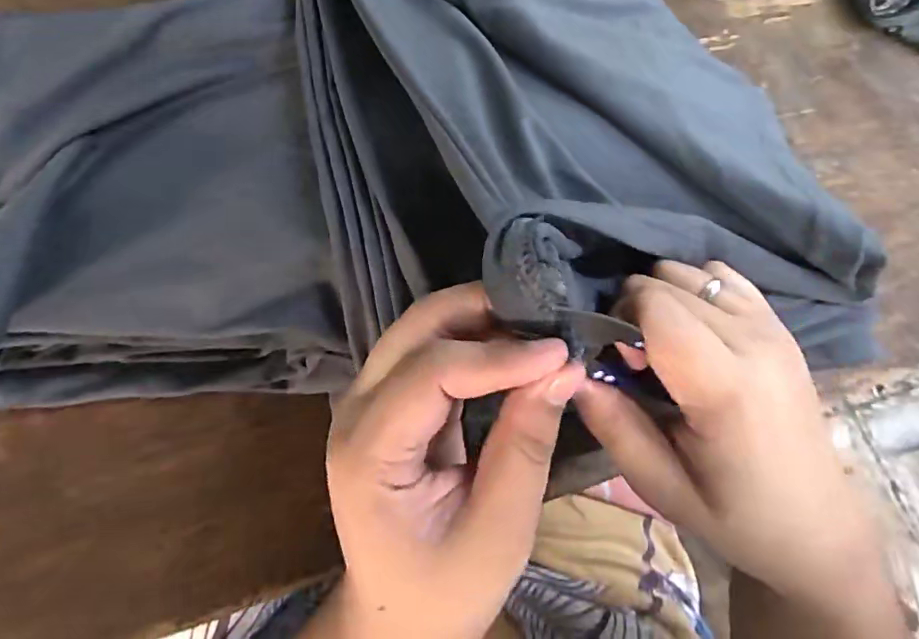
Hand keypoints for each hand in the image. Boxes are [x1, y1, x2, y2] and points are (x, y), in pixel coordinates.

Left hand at [309, 283, 584, 638]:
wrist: (399, 619)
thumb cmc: (445, 588)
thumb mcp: (498, 533)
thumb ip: (525, 446)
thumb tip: (563, 367)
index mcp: (368, 451)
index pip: (430, 371)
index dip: (497, 355)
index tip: (558, 351)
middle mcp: (355, 408)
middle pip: (416, 328)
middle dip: (481, 310)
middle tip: (545, 317)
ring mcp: (366, 398)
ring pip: (421, 326)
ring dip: (478, 316)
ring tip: (535, 325)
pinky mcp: (387, 397)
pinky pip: (429, 346)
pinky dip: (473, 335)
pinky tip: (511, 342)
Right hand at [574, 261, 904, 635]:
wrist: (818, 527)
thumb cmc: (737, 516)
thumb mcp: (663, 488)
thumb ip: (615, 426)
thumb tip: (573, 371)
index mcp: (725, 385)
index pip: (655, 304)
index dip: (621, 318)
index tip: (621, 362)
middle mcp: (753, 341)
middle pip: (667, 281)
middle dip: (635, 307)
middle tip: (638, 361)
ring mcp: (771, 326)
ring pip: (690, 271)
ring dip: (664, 295)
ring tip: (666, 343)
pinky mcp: (779, 323)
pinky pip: (721, 275)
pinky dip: (696, 288)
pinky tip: (695, 328)